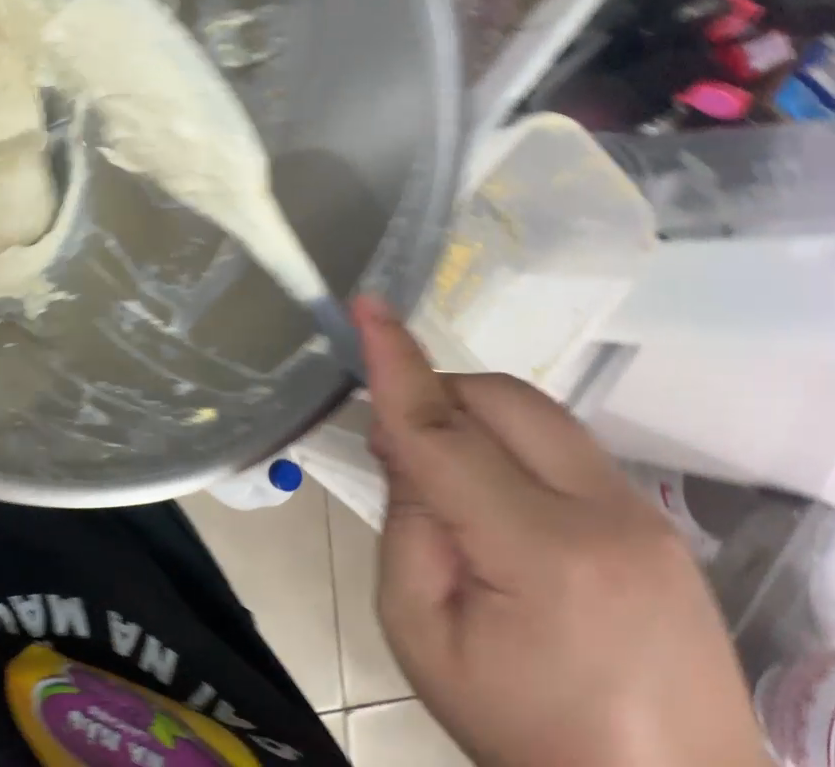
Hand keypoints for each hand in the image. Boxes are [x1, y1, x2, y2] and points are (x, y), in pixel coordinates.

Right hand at [354, 297, 767, 766]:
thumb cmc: (519, 726)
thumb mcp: (420, 633)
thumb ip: (406, 529)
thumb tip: (408, 452)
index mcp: (541, 551)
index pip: (445, 431)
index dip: (397, 364)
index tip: (366, 304)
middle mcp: (610, 516)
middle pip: (506, 402)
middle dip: (437, 391)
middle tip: (390, 442)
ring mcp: (649, 520)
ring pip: (541, 419)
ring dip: (475, 421)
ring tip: (442, 483)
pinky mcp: (663, 529)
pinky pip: (568, 453)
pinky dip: (513, 450)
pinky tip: (496, 507)